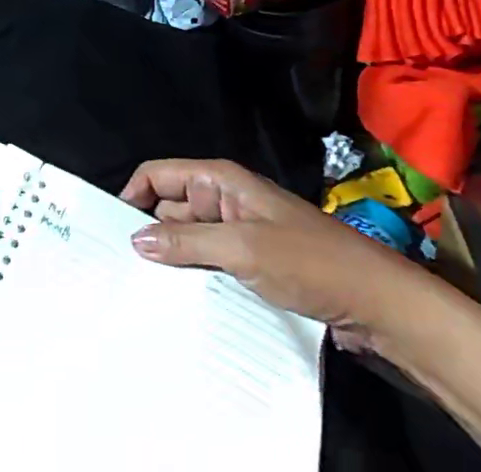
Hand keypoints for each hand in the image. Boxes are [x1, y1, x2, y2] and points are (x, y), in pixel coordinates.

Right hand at [120, 159, 416, 347]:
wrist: (372, 300)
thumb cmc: (308, 261)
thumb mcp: (243, 248)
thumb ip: (187, 241)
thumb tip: (134, 238)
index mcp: (220, 180)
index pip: (160, 176)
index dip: (132, 196)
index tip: (108, 233)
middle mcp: (223, 200)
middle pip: (169, 209)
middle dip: (148, 235)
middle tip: (115, 272)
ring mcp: (236, 233)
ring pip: (187, 240)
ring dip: (170, 262)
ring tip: (137, 293)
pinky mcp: (247, 262)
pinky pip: (207, 263)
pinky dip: (192, 278)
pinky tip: (175, 303)